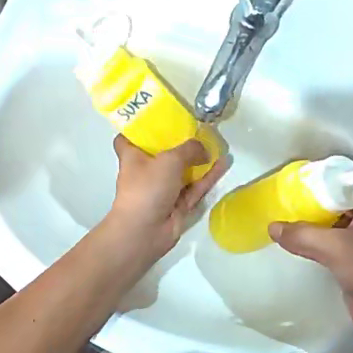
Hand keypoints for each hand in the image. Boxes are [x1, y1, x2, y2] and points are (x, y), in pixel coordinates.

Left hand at [97, 136, 227, 264]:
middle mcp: (146, 171)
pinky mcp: (179, 204)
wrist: (146, 230)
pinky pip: (196, 186)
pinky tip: (225, 162)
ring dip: (199, 159)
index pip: (127, 139)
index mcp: (132, 157)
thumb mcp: (169, 159)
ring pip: (184, 170)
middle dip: (178, 142)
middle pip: (162, 153)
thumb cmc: (148, 188)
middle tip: (196, 128)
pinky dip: (209, 175)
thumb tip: (205, 150)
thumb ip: (190, 149)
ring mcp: (163, 189)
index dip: (138, 130)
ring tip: (217, 143)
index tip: (153, 121)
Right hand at [270, 180, 352, 343]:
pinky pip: (333, 242)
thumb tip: (273, 227)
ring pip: (336, 221)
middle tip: (287, 190)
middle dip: (317, 194)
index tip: (304, 170)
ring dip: (314, 218)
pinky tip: (295, 240)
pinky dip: (316, 239)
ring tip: (285, 211)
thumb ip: (303, 235)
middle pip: (343, 198)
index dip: (333, 169)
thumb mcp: (336, 248)